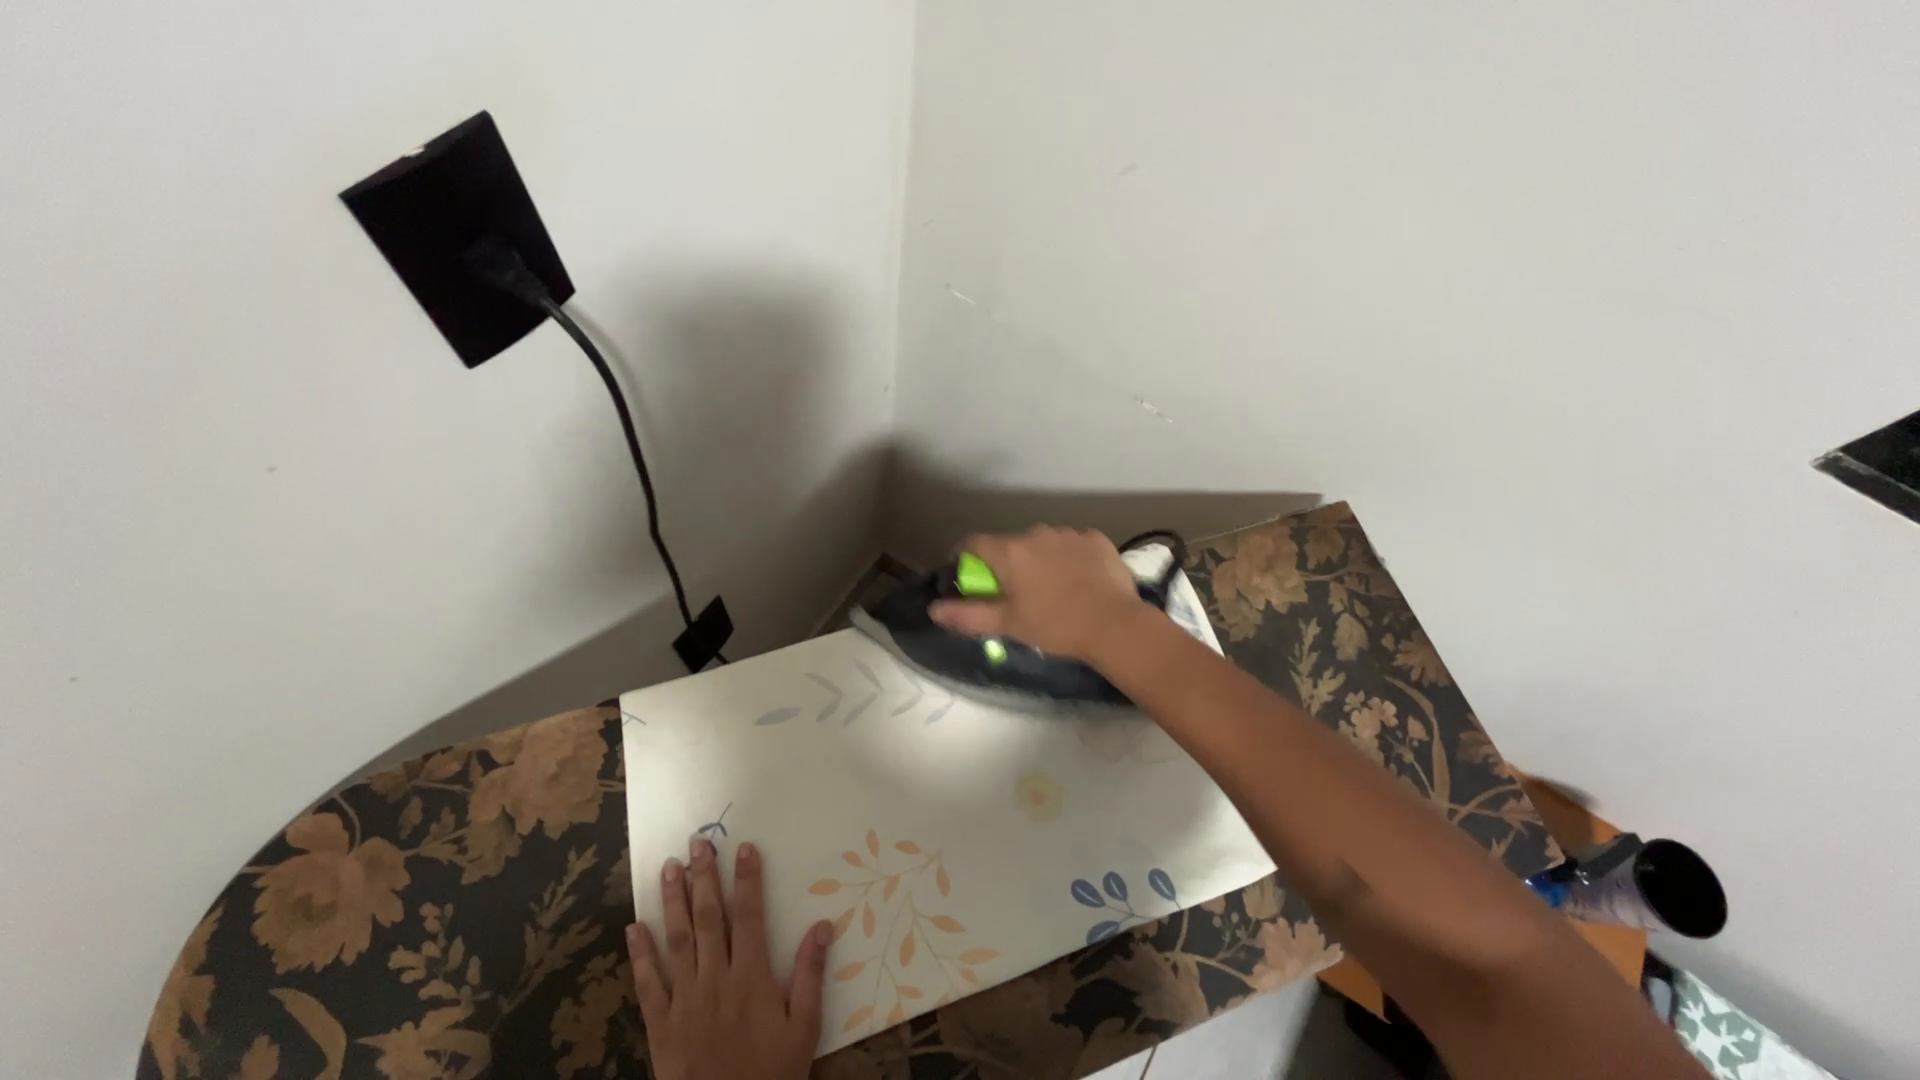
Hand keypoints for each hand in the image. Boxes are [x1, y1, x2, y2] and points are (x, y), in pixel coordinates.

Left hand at [626, 837, 831, 1079]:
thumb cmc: (772, 1073)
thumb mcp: (804, 1029)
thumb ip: (811, 976)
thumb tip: (821, 926)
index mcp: (751, 977)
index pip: (749, 916)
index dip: (747, 879)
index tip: (745, 848)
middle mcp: (715, 979)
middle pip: (709, 918)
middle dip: (704, 878)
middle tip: (698, 844)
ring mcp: (684, 1000)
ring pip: (677, 940)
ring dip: (672, 902)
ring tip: (669, 868)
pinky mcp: (661, 1024)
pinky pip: (648, 984)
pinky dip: (640, 954)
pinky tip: (634, 927)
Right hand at [928, 526, 1153, 660]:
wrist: (1114, 625)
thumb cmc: (1055, 625)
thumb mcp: (1008, 625)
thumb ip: (968, 614)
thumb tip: (934, 610)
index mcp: (1010, 552)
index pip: (973, 543)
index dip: (965, 557)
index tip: (968, 575)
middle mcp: (1036, 534)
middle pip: (1011, 544)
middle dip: (1008, 564)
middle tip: (1017, 593)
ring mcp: (1069, 533)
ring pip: (1044, 543)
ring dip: (1041, 559)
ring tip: (1053, 588)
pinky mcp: (1096, 539)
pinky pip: (1073, 544)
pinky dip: (1070, 558)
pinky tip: (1080, 581)